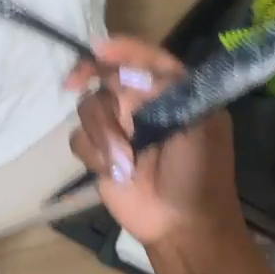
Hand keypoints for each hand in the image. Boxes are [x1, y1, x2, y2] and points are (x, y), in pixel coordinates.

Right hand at [65, 38, 245, 251]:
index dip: (120, 49)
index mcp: (170, 91)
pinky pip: (79, 139)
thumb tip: (130, 70)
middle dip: (88, 75)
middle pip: (104, 74)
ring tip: (124, 162)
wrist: (183, 224)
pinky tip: (115, 173)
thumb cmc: (200, 172)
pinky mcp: (99, 153)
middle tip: (73, 81)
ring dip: (103, 134)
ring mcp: (118, 128)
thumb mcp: (201, 123)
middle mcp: (141, 104)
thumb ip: (170, 89)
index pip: (142, 57)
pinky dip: (95, 154)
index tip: (99, 50)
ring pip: (88, 107)